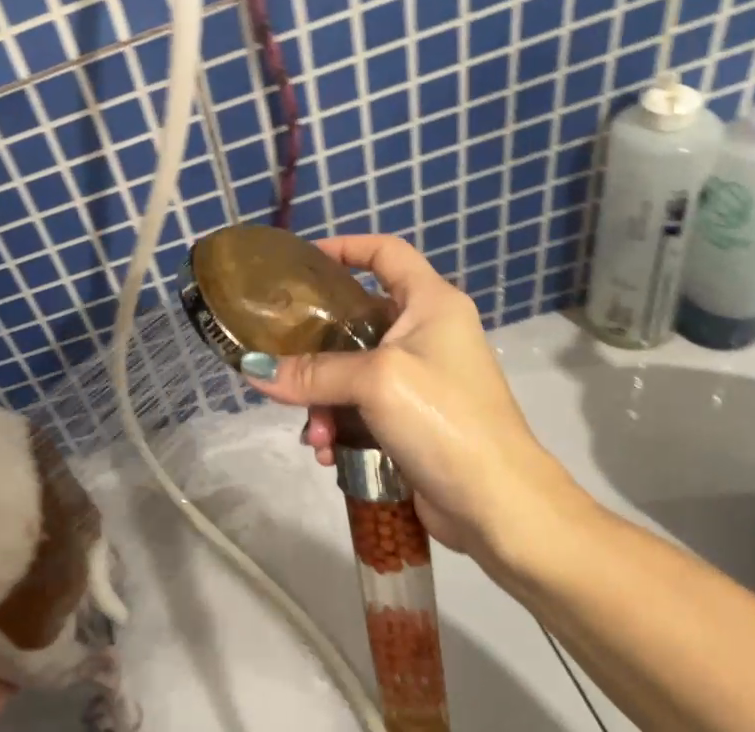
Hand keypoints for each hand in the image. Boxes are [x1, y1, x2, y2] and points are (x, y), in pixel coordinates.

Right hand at [241, 235, 588, 561]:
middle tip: (280, 356)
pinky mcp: (413, 420)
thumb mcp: (375, 382)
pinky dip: (338, 424)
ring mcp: (421, 380)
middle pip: (356, 318)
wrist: (502, 509)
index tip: (301, 260)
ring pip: (350, 369)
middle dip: (315, 344)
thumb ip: (311, 372)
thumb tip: (251, 370)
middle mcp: (427, 334)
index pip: (386, 252)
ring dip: (322, 397)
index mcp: (432, 305)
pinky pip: (359, 408)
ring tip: (313, 431)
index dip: (345, 246)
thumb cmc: (446, 420)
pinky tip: (325, 451)